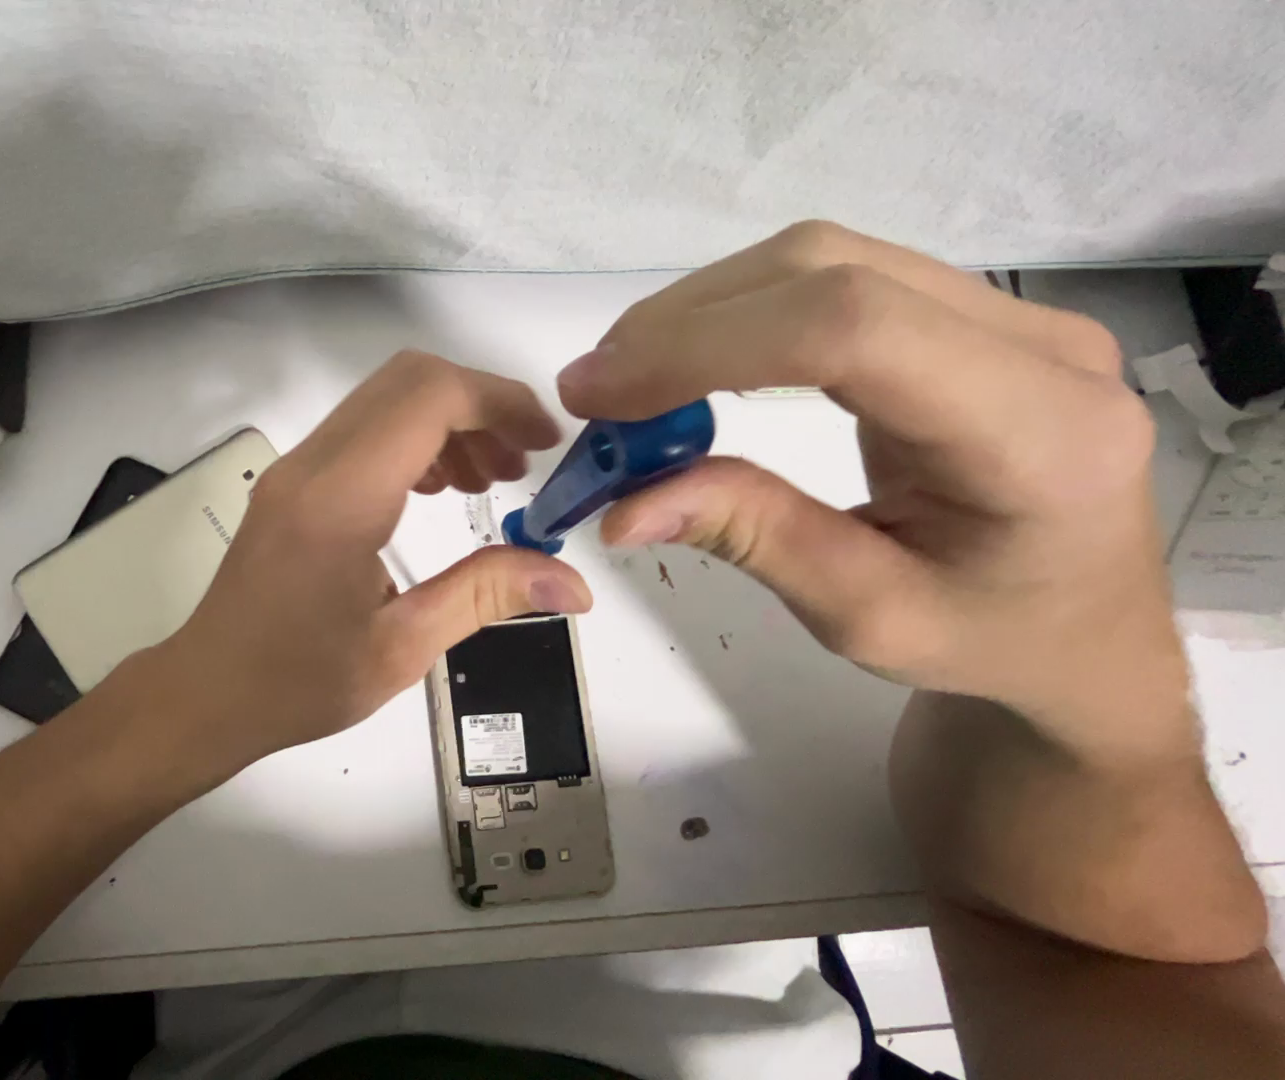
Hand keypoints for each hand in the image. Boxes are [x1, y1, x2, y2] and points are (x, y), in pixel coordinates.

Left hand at [142, 351, 592, 769]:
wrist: (209, 691)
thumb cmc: (297, 682)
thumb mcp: (402, 647)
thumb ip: (486, 595)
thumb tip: (573, 581)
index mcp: (340, 500)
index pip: (428, 397)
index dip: (500, 402)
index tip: (545, 445)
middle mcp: (312, 465)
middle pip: (408, 379)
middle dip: (480, 405)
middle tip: (521, 464)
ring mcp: (295, 468)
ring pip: (384, 398)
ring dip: (446, 420)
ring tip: (487, 481)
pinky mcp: (291, 482)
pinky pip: (361, 429)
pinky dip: (413, 439)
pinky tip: (437, 490)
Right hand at [556, 222, 1183, 754]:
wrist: (1076, 624)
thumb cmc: (987, 640)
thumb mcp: (864, 616)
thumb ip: (752, 538)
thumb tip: (622, 506)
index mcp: (1034, 433)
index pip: (851, 332)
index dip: (704, 348)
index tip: (597, 398)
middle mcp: (1035, 344)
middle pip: (827, 271)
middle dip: (683, 324)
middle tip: (592, 394)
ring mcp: (1002, 316)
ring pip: (818, 260)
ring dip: (698, 313)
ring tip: (627, 383)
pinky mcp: (960, 315)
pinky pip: (827, 280)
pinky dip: (732, 316)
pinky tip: (687, 364)